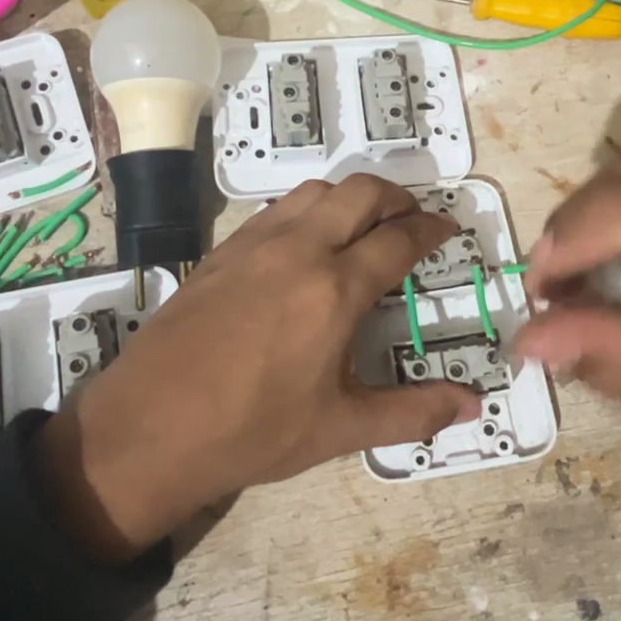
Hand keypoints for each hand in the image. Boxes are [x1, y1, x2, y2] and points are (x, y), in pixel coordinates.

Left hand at [36, 174, 480, 560]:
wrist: (150, 426)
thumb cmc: (251, 431)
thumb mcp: (339, 429)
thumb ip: (410, 413)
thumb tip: (470, 407)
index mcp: (334, 289)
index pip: (398, 239)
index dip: (430, 230)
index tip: (447, 229)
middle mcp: (299, 250)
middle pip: (361, 193)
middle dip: (396, 198)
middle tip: (411, 220)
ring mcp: (255, 243)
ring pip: (315, 190)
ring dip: (350, 197)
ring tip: (363, 225)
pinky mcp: (222, 250)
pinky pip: (277, 208)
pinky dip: (307, 209)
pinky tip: (305, 242)